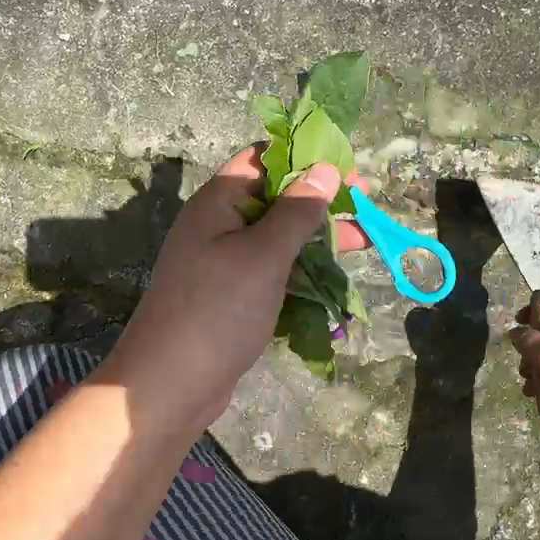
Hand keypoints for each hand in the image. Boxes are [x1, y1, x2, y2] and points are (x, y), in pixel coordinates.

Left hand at [96, 144, 344, 430]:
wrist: (171, 383)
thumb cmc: (217, 310)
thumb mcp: (263, 255)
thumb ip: (297, 211)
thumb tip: (325, 168)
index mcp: (217, 202)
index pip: (262, 159)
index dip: (305, 157)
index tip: (348, 166)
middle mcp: (217, 226)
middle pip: (275, 198)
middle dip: (320, 200)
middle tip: (368, 204)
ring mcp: (222, 264)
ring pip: (276, 238)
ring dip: (317, 237)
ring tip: (366, 240)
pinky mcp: (231, 298)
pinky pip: (270, 271)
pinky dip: (301, 270)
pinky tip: (333, 277)